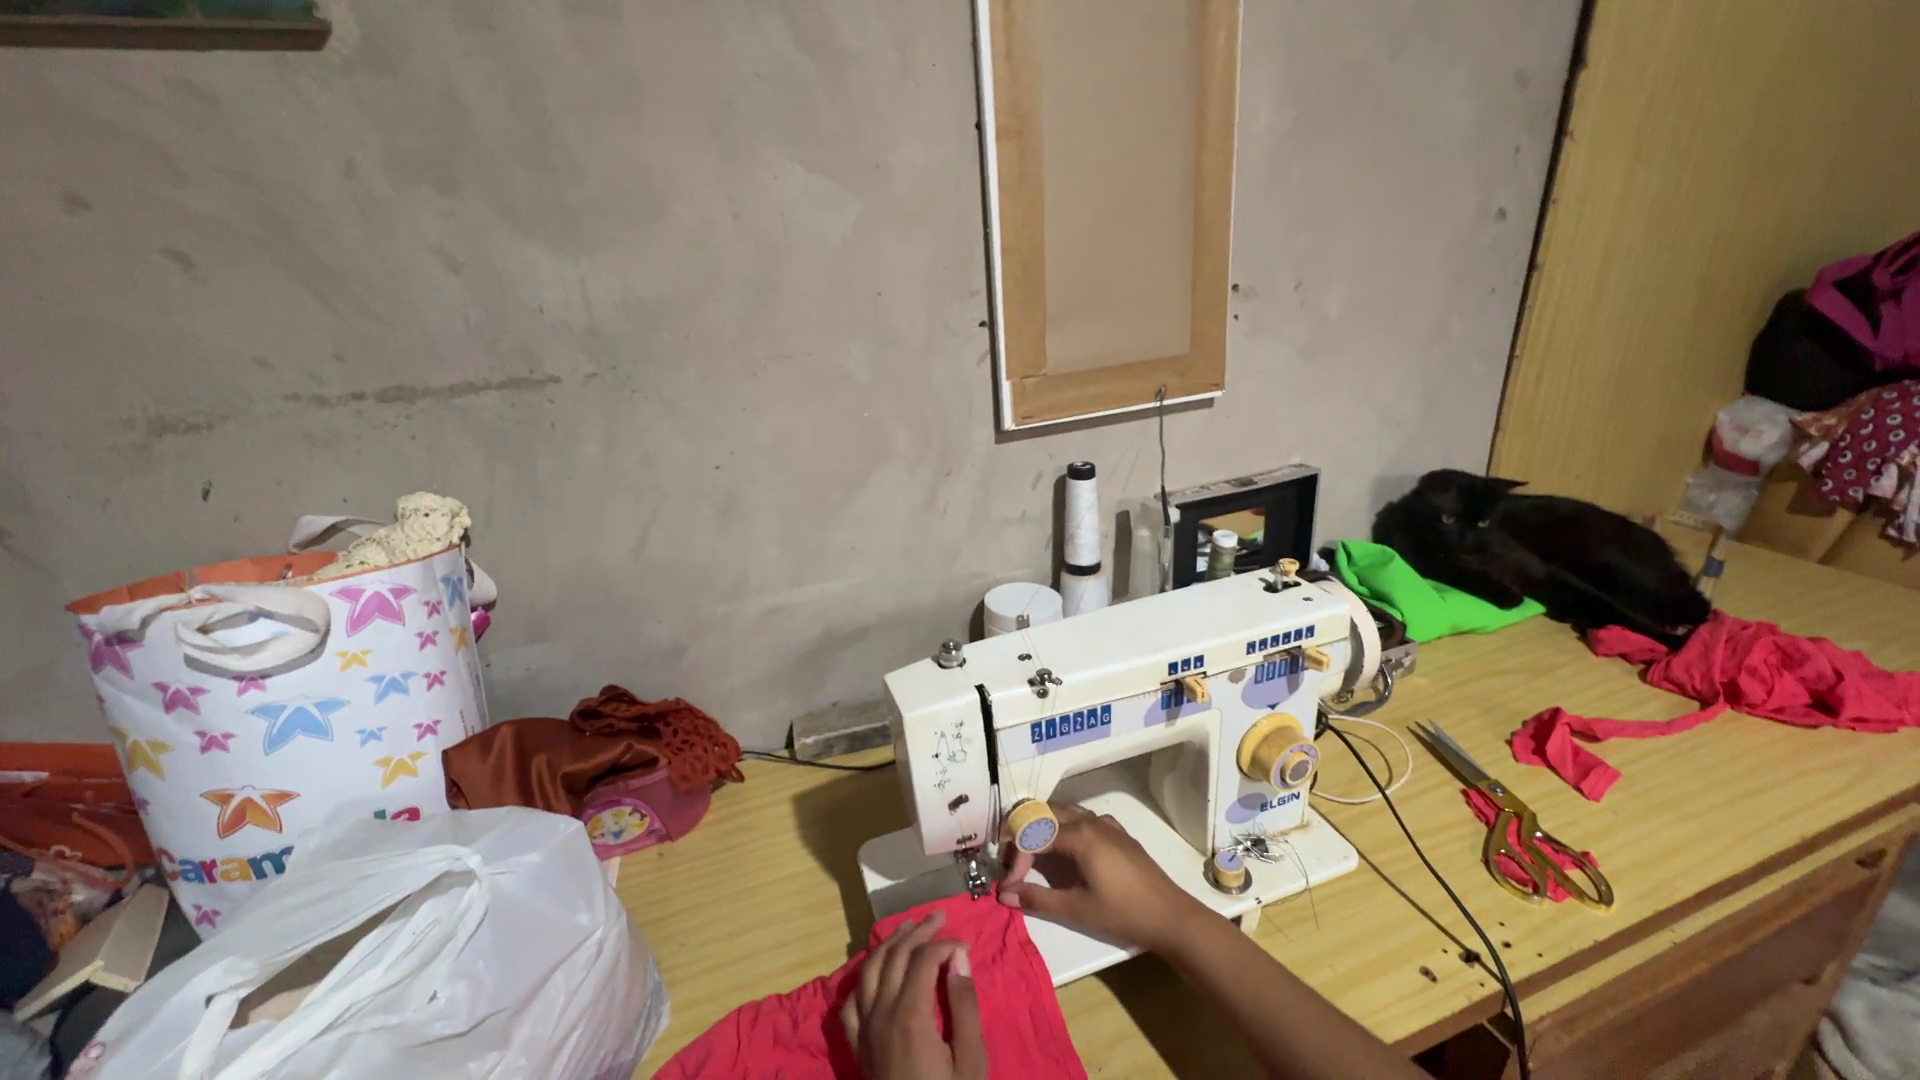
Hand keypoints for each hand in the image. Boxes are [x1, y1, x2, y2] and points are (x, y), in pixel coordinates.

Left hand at [839, 908, 987, 1079]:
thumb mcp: (970, 1061)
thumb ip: (964, 1006)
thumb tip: (958, 958)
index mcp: (910, 1016)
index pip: (924, 959)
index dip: (945, 943)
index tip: (967, 945)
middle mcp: (880, 1015)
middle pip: (895, 956)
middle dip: (918, 931)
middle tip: (939, 916)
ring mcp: (864, 1030)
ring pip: (869, 970)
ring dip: (889, 944)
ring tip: (908, 928)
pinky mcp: (857, 1047)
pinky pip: (851, 1001)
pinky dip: (864, 977)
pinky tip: (875, 971)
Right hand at [998, 803, 1211, 954]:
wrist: (1171, 917)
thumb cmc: (1123, 913)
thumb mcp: (1076, 909)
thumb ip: (1037, 898)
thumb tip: (1004, 894)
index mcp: (1079, 835)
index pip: (1033, 836)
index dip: (1016, 858)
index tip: (1010, 885)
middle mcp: (1090, 820)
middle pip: (1045, 813)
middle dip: (1023, 832)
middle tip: (1011, 859)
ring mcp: (1106, 824)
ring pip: (1064, 812)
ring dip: (1043, 827)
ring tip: (1031, 853)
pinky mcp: (1117, 833)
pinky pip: (1082, 819)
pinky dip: (1064, 828)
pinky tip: (1065, 852)